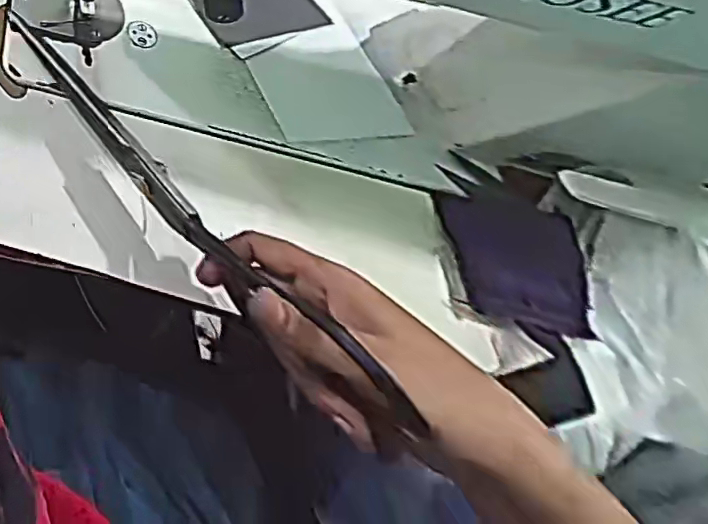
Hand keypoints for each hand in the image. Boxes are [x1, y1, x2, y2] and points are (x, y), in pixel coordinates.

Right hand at [197, 233, 545, 466]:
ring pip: (288, 348)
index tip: (207, 275)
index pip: (265, 249)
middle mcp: (335, 306)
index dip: (230, 256)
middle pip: (270, 308)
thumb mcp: (368, 363)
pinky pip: (310, 375)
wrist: (500, 457)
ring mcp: (341, 337)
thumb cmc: (451, 400)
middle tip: (317, 378)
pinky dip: (328, 402)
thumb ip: (304, 331)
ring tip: (351, 410)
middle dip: (288, 353)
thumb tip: (254, 295)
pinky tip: (360, 420)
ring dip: (313, 386)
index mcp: (338, 287)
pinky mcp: (348, 368)